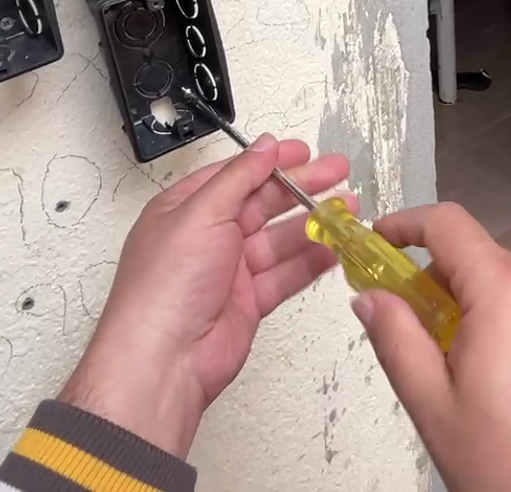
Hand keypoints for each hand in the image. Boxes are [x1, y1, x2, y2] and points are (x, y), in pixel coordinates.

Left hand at [59, 135, 348, 456]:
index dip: (273, 161)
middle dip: (303, 186)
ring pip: (280, 238)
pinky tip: (334, 249)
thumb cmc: (162, 289)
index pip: (238, 175)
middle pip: (264, 202)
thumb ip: (240, 177)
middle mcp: (208, 236)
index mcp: (187, 208)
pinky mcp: (247, 302)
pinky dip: (311, 261)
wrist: (162, 364)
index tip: (305, 152)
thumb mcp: (202, 214)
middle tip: (338, 172)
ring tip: (348, 209)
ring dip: (315, 222)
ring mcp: (229, 270)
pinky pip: (286, 274)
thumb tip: (265, 146)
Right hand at [352, 203, 510, 489]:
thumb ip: (396, 340)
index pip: (446, 223)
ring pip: (501, 278)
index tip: (378, 240)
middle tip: (411, 330)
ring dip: (468, 303)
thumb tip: (369, 298)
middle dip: (434, 281)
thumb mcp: (436, 407)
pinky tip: (497, 375)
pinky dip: (502, 316)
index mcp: (505, 291)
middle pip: (473, 253)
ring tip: (457, 368)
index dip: (405, 224)